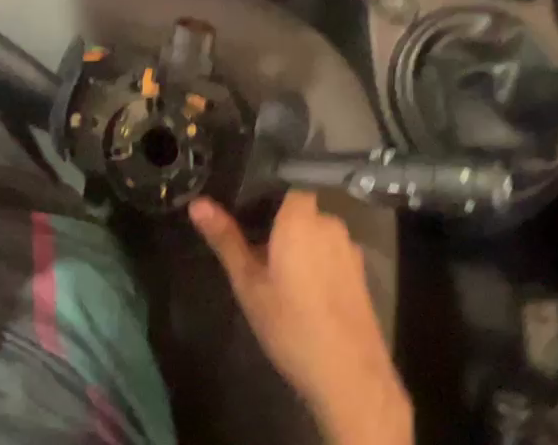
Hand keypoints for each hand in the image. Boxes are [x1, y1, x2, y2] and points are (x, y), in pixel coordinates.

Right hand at [190, 193, 411, 444]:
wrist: (350, 377)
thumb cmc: (290, 324)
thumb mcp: (248, 284)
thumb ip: (225, 239)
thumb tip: (197, 203)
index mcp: (300, 217)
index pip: (286, 180)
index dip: (266, 187)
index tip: (244, 201)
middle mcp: (329, 223)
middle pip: (299, 208)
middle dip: (276, 221)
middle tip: (250, 245)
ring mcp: (349, 248)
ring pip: (315, 232)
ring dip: (297, 243)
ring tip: (273, 270)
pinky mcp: (360, 273)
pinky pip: (330, 252)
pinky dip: (315, 261)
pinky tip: (301, 291)